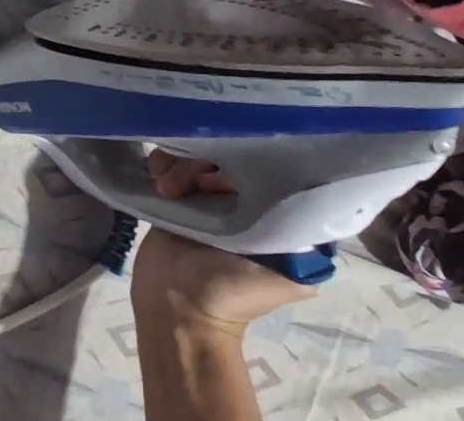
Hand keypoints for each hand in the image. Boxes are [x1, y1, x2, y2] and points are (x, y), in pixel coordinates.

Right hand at [131, 151, 316, 336]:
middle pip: (225, 163)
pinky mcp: (175, 197)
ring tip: (164, 187)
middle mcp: (242, 205)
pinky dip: (163, 163)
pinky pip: (170, 167)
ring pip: (195, 160)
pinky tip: (155, 174)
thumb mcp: (286, 277)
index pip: (264, 176)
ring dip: (177, 165)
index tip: (214, 183)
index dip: (239, 169)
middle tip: (183, 185)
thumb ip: (301, 245)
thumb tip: (309, 207)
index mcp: (274, 220)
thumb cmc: (231, 293)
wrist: (175, 304)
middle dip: (200, 166)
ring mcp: (205, 199)